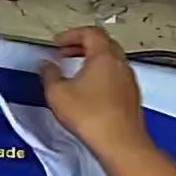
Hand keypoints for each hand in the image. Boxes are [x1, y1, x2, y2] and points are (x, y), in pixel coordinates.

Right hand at [40, 28, 152, 159]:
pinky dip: (100, 73)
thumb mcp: (57, 92)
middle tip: (64, 51)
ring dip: (91, 59)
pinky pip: (115, 75)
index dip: (71, 34)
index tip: (57, 43)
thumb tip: (45, 65)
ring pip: (111, 59)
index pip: (91, 33)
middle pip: (103, 43)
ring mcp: (128, 80)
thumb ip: (48, 74)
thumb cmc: (90, 116)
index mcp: (104, 57)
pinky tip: (86, 88)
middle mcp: (120, 65)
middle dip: (81, 44)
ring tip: (73, 69)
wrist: (119, 143)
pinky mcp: (131, 96)